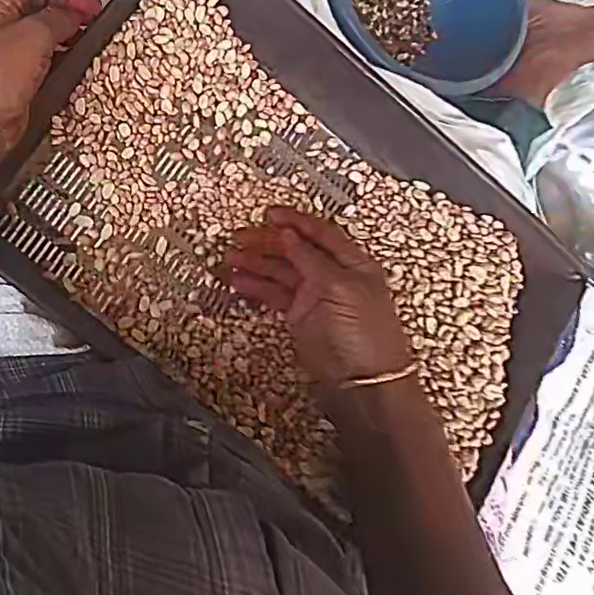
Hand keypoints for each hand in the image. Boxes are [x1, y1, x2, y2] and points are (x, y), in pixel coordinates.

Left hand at [0, 0, 102, 156]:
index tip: (92, 7)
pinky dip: (63, 66)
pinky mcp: (20, 81)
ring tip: (86, 47)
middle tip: (92, 24)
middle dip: (72, 16)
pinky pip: (48, 66)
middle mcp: (3, 28)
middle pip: (46, 10)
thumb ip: (59, 17)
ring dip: (69, 42)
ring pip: (49, 40)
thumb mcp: (34, 34)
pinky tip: (72, 71)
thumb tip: (74, 14)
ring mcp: (12, 56)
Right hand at [224, 207, 412, 385]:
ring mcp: (314, 295)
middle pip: (295, 249)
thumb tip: (289, 234)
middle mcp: (332, 275)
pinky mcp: (300, 314)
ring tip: (231, 257)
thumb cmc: (363, 333)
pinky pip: (274, 293)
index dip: (294, 221)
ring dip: (256, 262)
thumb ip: (311, 258)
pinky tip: (239, 280)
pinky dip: (256, 285)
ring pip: (280, 271)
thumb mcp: (338, 287)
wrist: (363, 380)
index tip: (270, 214)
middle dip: (267, 241)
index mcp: (351, 262)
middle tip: (240, 236)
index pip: (320, 232)